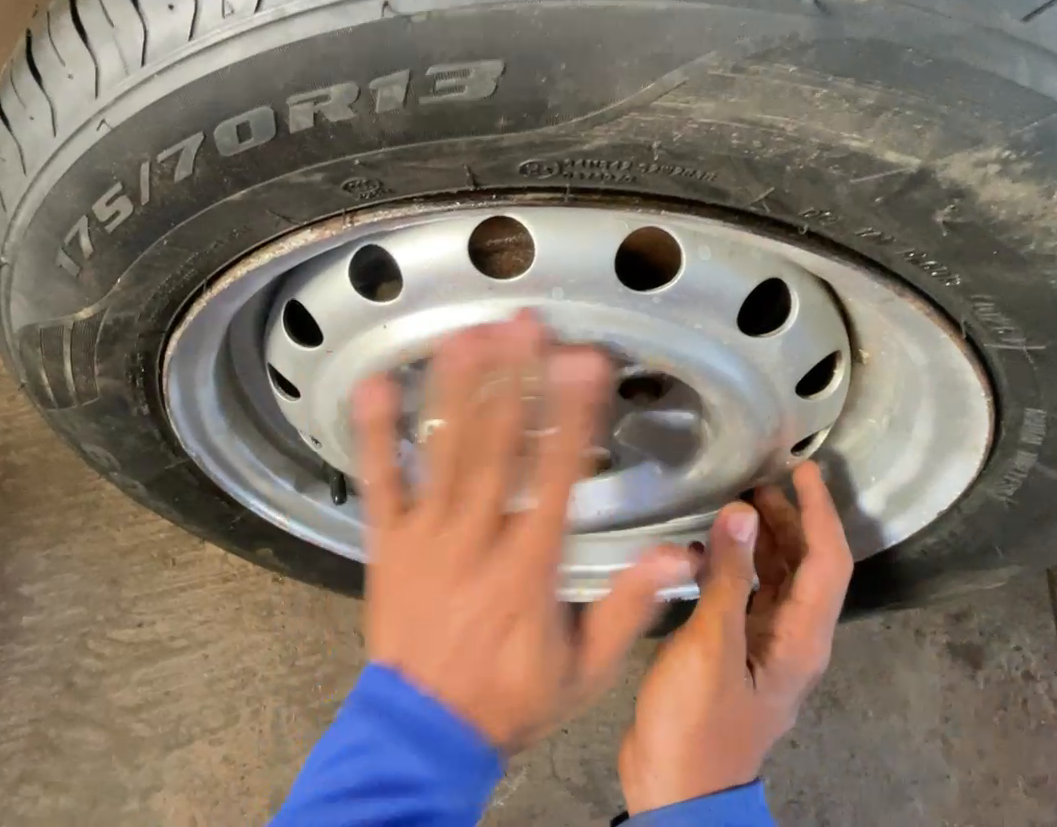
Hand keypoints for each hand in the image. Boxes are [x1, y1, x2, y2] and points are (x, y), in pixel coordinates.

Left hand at [354, 314, 695, 753]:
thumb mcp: (584, 670)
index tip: (583, 363)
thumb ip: (628, 605)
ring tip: (468, 334)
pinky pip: (378, 479)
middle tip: (525, 324)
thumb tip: (681, 556)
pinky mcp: (385, 541)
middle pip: (497, 447)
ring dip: (456, 389)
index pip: (557, 476)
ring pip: (442, 451)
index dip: (572, 415)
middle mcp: (475, 540)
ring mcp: (424, 536)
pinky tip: (376, 384)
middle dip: (514, 379)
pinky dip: (375, 431)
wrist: (424, 732)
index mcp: (528, 568)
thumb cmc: (507, 698)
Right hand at [617, 463, 853, 810]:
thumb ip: (729, 579)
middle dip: (789, 518)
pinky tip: (703, 548)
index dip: (818, 511)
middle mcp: (791, 639)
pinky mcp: (731, 651)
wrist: (677, 787)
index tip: (801, 468)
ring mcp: (760, 646)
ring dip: (761, 538)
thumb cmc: (698, 721)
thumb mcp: (712, 646)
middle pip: (803, 567)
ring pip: (773, 579)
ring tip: (732, 500)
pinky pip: (743, 594)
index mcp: (800, 639)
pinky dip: (733, 563)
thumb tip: (744, 510)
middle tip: (754, 477)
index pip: (825, 562)